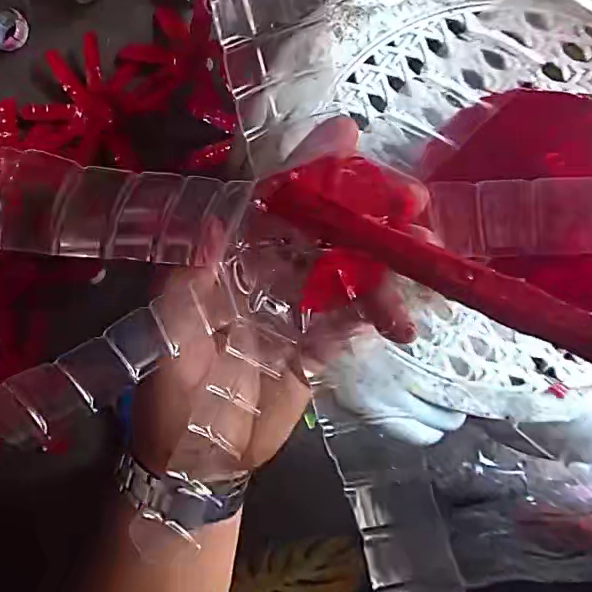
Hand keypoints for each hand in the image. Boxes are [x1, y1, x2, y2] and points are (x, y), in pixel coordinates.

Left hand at [130, 117, 424, 475]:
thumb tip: (213, 223)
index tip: (347, 137)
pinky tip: (401, 319)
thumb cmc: (168, 388)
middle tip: (409, 197)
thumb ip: (189, 278)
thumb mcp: (169, 329)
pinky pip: (349, 324)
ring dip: (384, 261)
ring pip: (346, 270)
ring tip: (423, 255)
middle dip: (365, 207)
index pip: (272, 201)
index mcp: (231, 255)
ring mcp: (297, 307)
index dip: (308, 168)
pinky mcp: (316, 346)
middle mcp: (268, 270)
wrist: (193, 455)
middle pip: (322, 227)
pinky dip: (375, 316)